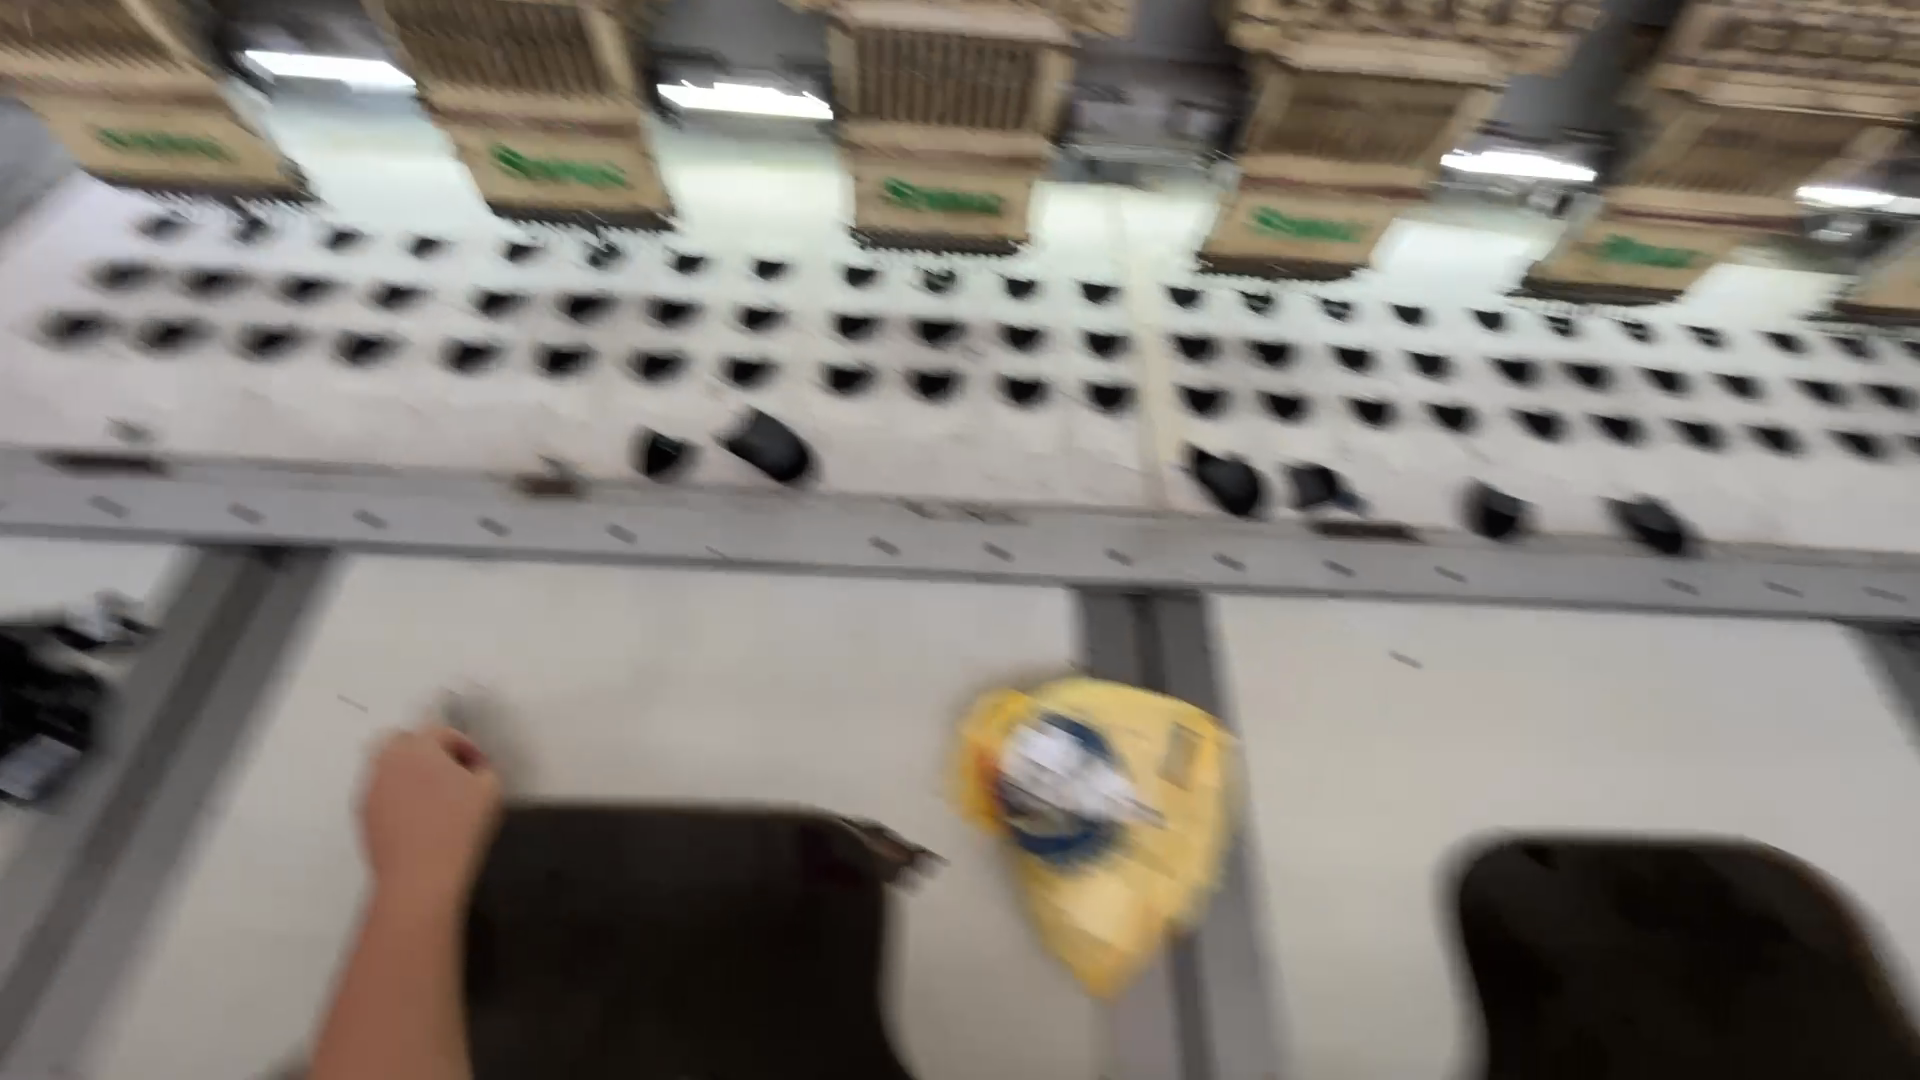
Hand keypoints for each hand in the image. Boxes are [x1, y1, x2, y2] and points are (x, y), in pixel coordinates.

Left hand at [359, 724, 502, 908]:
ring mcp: (370, 790)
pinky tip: (419, 814)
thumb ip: (481, 769)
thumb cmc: (459, 826)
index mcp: (419, 749)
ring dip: (409, 770)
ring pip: (385, 765)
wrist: (420, 875)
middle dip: (425, 747)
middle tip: (447, 768)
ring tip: (433, 792)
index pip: (442, 731)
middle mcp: (387, 763)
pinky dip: (398, 793)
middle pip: (399, 739)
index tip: (480, 766)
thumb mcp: (489, 789)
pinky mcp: (362, 815)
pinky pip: (381, 791)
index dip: (466, 745)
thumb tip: (471, 770)